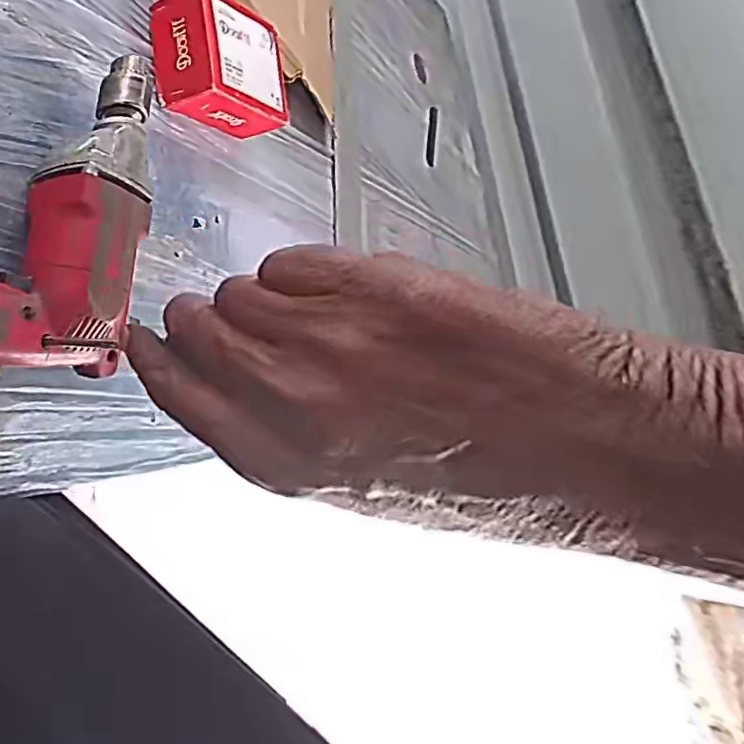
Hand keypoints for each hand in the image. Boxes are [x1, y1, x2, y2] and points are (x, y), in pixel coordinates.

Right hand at [126, 245, 727, 499]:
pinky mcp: (364, 286)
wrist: (602, 449)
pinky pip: (287, 263)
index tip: (141, 332)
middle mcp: (284, 396)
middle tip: (246, 321)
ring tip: (327, 322)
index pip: (171, 386)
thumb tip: (214, 374)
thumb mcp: (345, 480)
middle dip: (208, 317)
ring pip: (240, 289)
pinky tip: (354, 301)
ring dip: (268, 298)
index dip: (151, 353)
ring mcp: (322, 336)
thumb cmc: (480, 479)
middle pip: (192, 323)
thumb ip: (265, 428)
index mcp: (275, 457)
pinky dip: (307, 275)